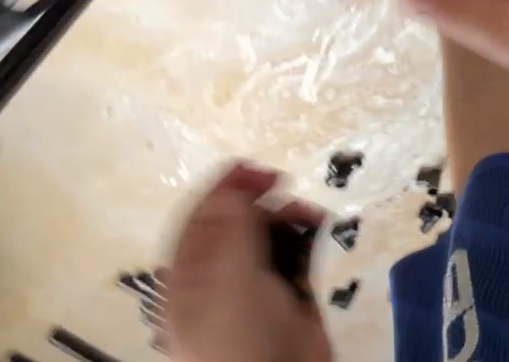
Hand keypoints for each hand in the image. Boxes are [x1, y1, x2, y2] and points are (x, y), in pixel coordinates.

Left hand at [162, 162, 331, 361]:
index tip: (255, 169)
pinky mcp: (286, 296)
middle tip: (284, 184)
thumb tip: (231, 183)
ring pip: (266, 236)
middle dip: (259, 200)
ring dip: (286, 216)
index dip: (223, 189)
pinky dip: (305, 236)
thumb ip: (230, 228)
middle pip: (234, 224)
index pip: (198, 220)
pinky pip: (293, 254)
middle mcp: (216, 281)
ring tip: (308, 213)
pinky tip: (319, 228)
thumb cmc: (241, 338)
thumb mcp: (229, 279)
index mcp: (189, 279)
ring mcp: (252, 290)